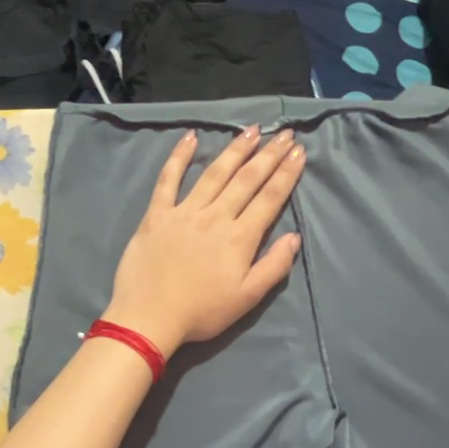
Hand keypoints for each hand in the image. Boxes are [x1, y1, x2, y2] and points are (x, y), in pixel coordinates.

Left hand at [102, 126, 304, 355]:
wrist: (149, 317)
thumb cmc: (201, 313)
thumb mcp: (246, 298)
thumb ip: (273, 267)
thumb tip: (294, 237)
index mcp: (239, 238)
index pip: (269, 199)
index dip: (286, 174)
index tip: (299, 152)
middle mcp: (215, 216)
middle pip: (246, 179)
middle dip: (268, 154)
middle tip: (284, 133)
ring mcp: (184, 212)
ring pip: (214, 173)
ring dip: (235, 150)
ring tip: (252, 130)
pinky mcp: (156, 214)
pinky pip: (168, 179)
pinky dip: (179, 156)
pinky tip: (191, 137)